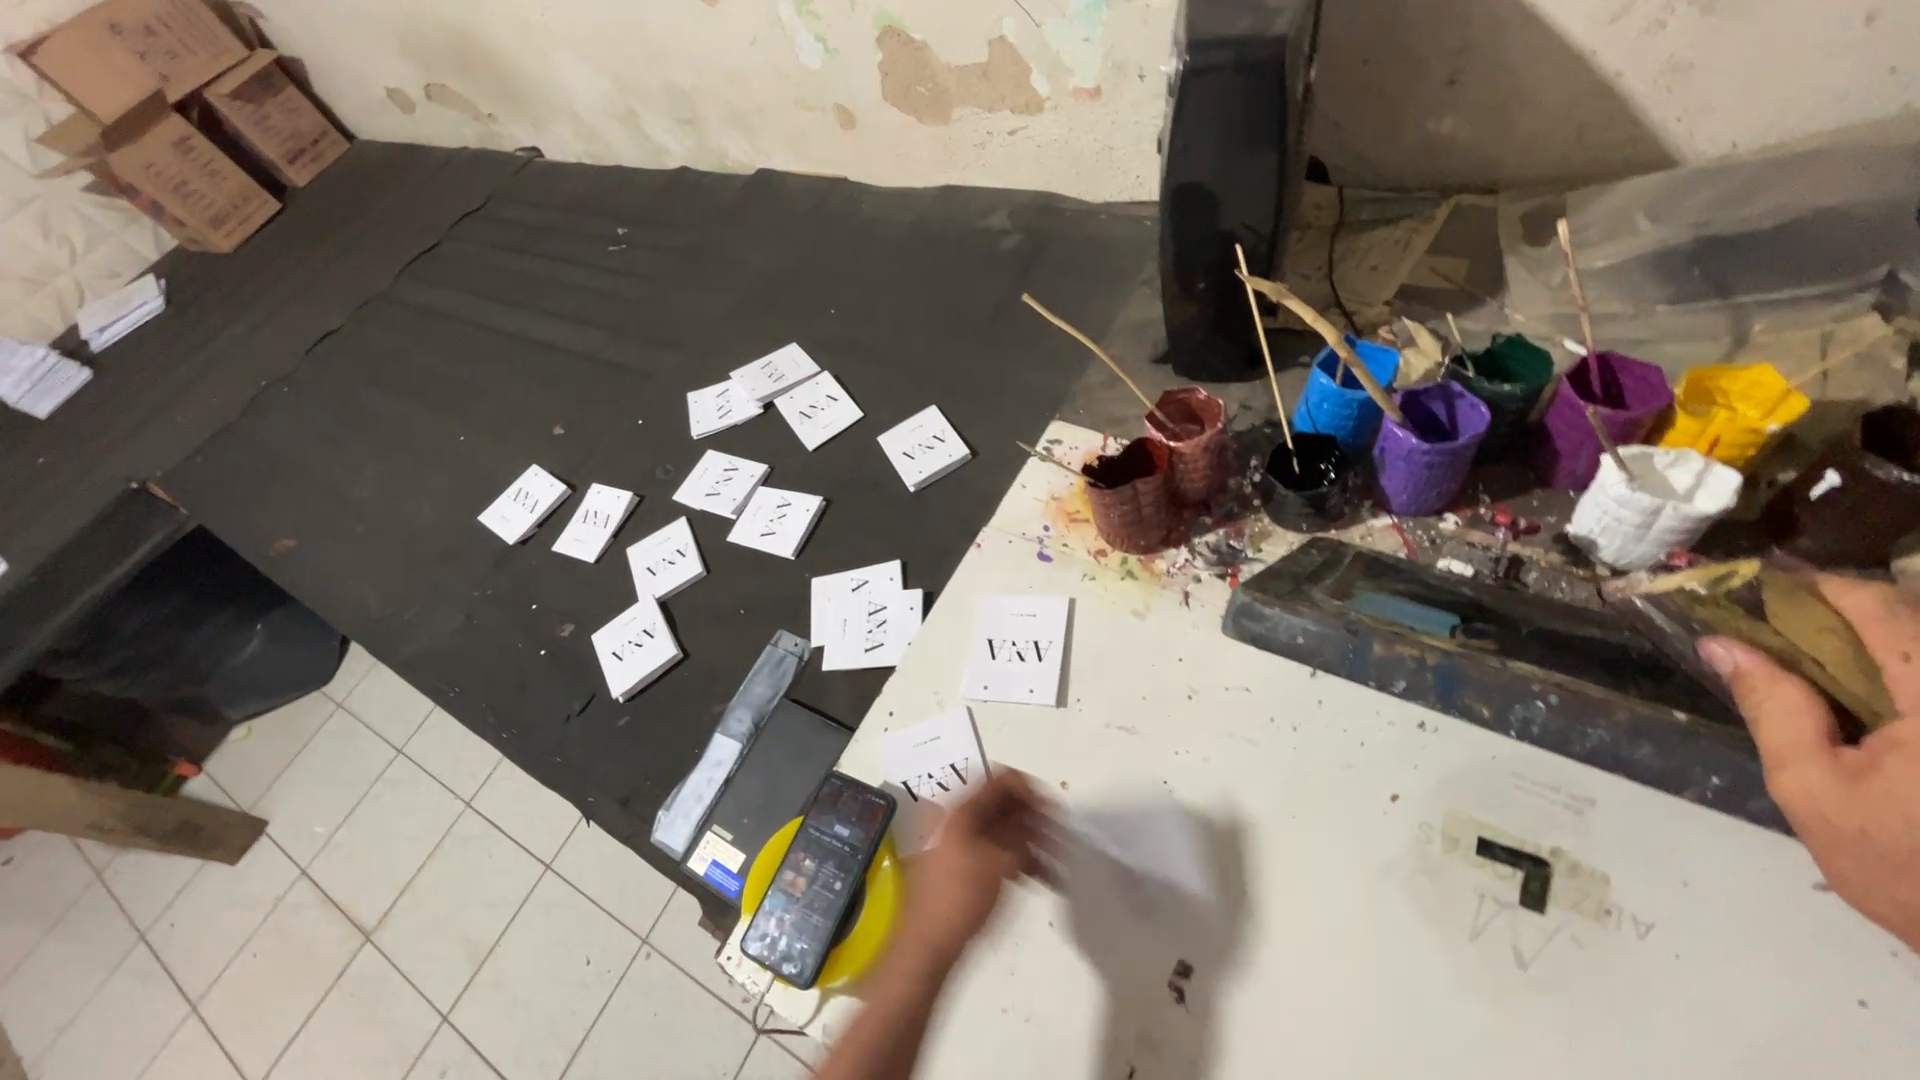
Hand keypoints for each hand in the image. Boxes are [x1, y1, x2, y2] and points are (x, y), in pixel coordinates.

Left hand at [895, 771, 1050, 970]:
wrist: (928, 945)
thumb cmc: (961, 898)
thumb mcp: (998, 861)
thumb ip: (1019, 829)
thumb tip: (1037, 807)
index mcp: (962, 810)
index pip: (1002, 780)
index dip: (1031, 791)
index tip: (1054, 812)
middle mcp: (960, 820)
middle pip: (1005, 806)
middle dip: (1037, 821)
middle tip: (1062, 840)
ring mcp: (962, 844)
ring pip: (1005, 832)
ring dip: (1033, 843)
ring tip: (1058, 865)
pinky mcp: (966, 867)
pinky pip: (998, 852)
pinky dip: (1019, 860)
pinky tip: (1041, 879)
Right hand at [1699, 573, 1919, 951]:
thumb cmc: (1903, 868)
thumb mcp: (1812, 788)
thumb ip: (1773, 707)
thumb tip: (1724, 643)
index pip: (1882, 609)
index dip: (1819, 587)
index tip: (1764, 583)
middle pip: (1915, 619)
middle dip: (1845, 613)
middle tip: (1783, 628)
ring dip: (1877, 644)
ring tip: (1821, 663)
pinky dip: (1900, 673)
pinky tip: (1872, 699)